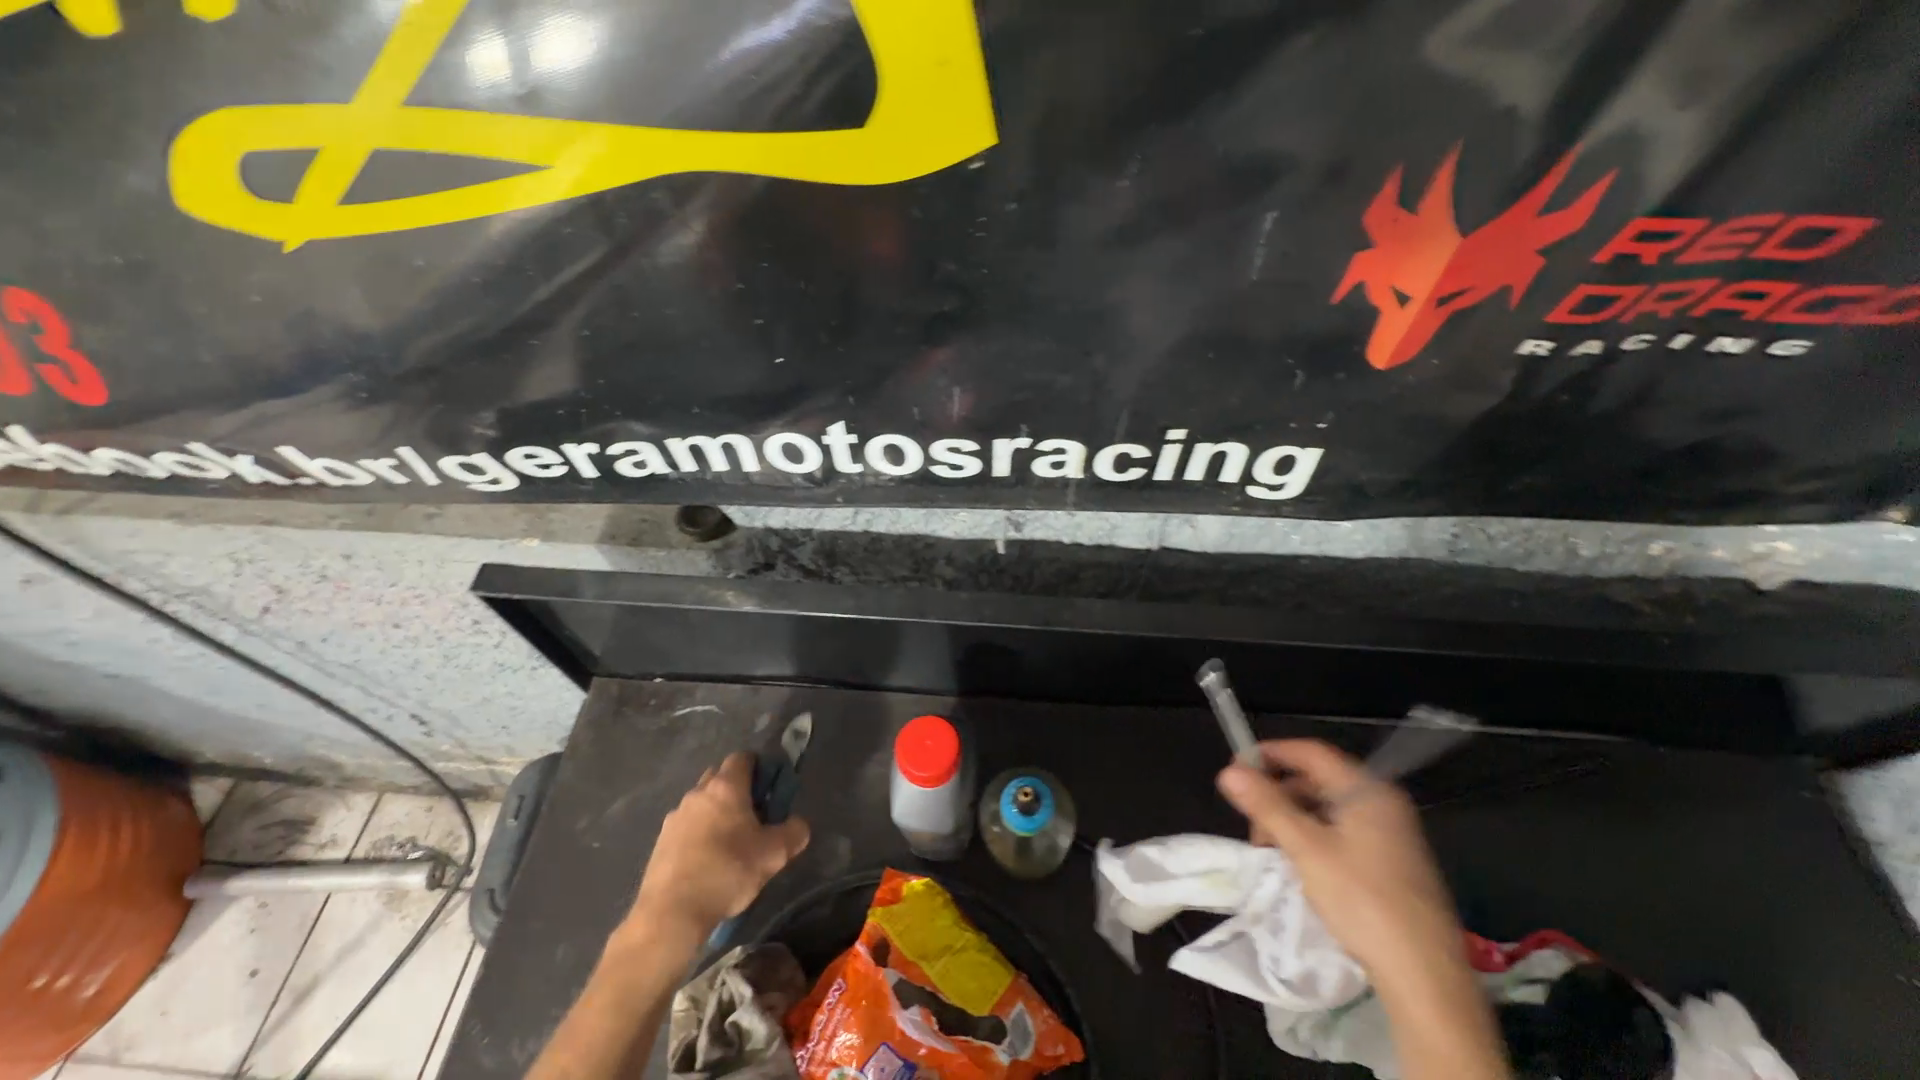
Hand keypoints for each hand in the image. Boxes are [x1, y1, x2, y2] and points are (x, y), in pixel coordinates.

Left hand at [628, 752, 810, 937]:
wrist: (672, 911)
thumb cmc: (728, 872)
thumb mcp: (774, 855)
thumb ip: (794, 832)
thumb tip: (798, 825)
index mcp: (725, 788)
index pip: (743, 758)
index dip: (759, 767)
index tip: (770, 790)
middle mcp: (697, 794)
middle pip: (719, 777)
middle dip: (737, 789)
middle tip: (754, 816)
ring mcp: (675, 817)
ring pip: (701, 803)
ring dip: (716, 813)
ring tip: (730, 843)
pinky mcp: (660, 841)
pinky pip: (686, 826)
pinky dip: (699, 834)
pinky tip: (707, 860)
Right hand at [1216, 740, 1464, 986]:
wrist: (1422, 969)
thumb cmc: (1362, 899)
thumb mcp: (1306, 849)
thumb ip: (1267, 806)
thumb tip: (1229, 772)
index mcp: (1367, 790)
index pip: (1311, 752)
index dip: (1271, 754)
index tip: (1236, 769)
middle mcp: (1383, 802)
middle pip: (1319, 780)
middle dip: (1279, 795)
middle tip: (1253, 827)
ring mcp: (1391, 832)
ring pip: (1329, 809)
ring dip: (1294, 821)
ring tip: (1273, 852)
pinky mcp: (1391, 860)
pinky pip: (1343, 832)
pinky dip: (1314, 839)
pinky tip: (1301, 866)